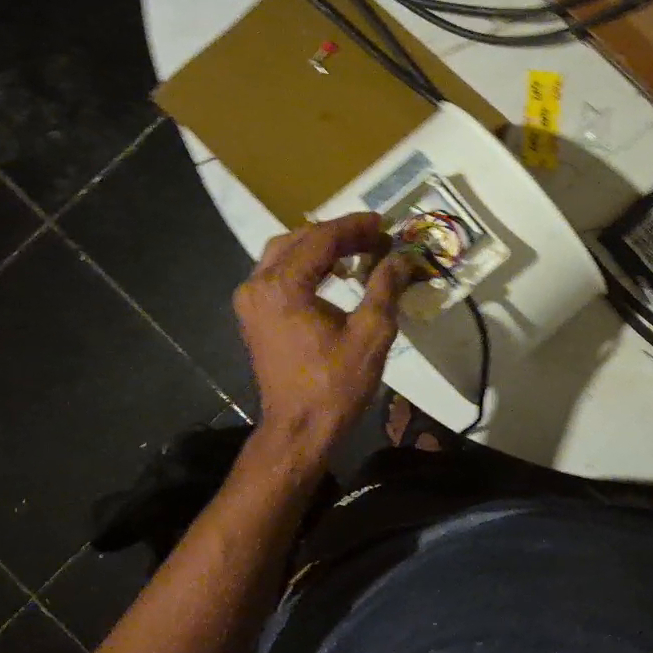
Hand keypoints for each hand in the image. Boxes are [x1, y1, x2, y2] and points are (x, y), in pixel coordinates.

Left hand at [234, 213, 412, 445]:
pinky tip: (336, 273)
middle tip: (376, 237)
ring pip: (286, 253)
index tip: (385, 224)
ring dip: (322, 247)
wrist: (299, 429)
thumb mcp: (371, 333)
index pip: (321, 238)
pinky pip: (279, 273)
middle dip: (340, 234)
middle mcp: (258, 284)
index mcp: (283, 285)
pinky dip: (307, 265)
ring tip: (360, 250)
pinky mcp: (254, 314)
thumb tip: (402, 258)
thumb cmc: (336, 384)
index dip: (356, 227)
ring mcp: (250, 300)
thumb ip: (385, 287)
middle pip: (300, 239)